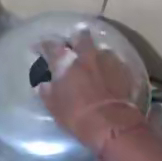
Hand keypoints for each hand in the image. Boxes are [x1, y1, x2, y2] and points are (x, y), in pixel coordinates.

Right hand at [37, 30, 148, 158]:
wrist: (111, 123)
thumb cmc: (76, 115)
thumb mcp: (54, 106)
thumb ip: (47, 92)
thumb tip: (43, 85)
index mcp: (65, 62)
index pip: (50, 46)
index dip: (42, 46)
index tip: (38, 47)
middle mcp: (86, 54)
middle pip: (80, 37)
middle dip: (75, 39)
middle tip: (72, 45)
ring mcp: (107, 59)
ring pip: (98, 48)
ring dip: (93, 53)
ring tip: (92, 61)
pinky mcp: (123, 68)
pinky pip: (113, 61)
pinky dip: (107, 65)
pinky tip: (106, 73)